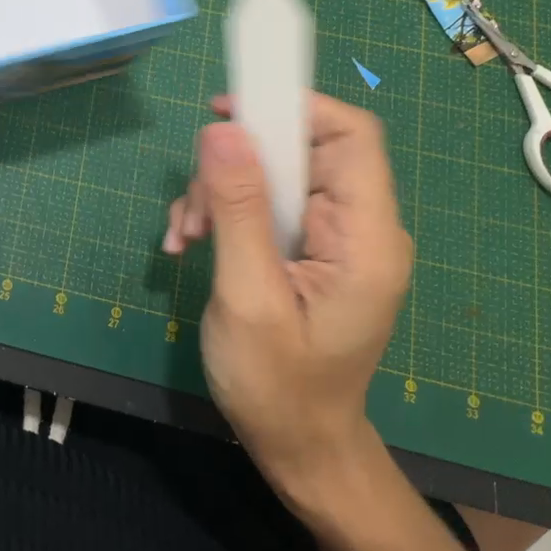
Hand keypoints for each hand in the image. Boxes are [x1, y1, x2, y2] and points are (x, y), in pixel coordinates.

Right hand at [164, 94, 412, 495]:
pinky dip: (217, 213)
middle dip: (233, 166)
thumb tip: (222, 126)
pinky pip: (258, 203)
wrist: (296, 445)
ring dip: (215, 194)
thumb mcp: (247, 296)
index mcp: (365, 238)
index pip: (350, 135)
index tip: (226, 111)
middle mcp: (355, 228)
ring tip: (184, 237)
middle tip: (193, 209)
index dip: (293, 106)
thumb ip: (238, 210)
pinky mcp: (301, 249)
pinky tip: (187, 244)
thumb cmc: (278, 385)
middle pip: (298, 150)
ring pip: (267, 174)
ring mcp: (327, 238)